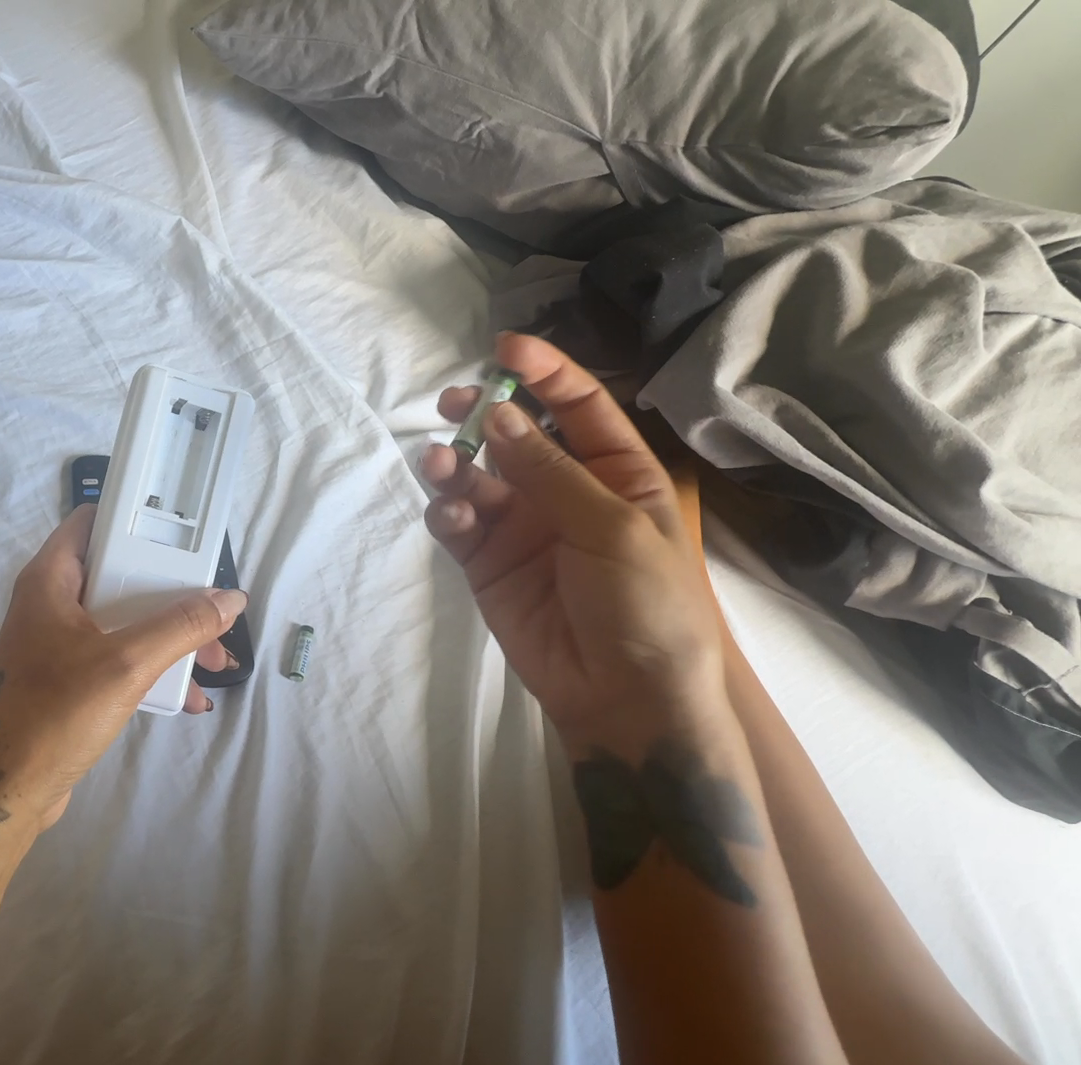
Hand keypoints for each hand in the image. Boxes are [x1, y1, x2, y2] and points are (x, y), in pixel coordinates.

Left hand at [0, 505, 245, 842]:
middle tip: (211, 609)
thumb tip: (229, 599)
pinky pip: (114, 657)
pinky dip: (149, 669)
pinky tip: (186, 697)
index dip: (134, 519)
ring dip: (168, 637)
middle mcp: (48, 603)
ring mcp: (55, 643)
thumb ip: (182, 626)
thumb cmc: (58, 713)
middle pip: (118, 575)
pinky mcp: (64, 678)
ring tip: (214, 662)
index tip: (181, 530)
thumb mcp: (127, 663)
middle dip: (170, 593)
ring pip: (122, 621)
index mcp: (49, 581)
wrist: (8, 791)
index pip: (91, 522)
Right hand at [422, 335, 726, 744]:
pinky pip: (457, 522)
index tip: (503, 348)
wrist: (622, 695)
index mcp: (615, 472)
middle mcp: (562, 491)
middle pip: (515, 435)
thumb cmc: (645, 604)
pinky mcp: (485, 561)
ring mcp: (519, 526)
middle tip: (454, 404)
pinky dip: (447, 511)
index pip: (577, 407)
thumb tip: (495, 416)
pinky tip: (452, 516)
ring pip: (475, 476)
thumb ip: (550, 472)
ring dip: (454, 464)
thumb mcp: (611, 528)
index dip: (543, 372)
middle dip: (483, 414)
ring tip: (440, 464)